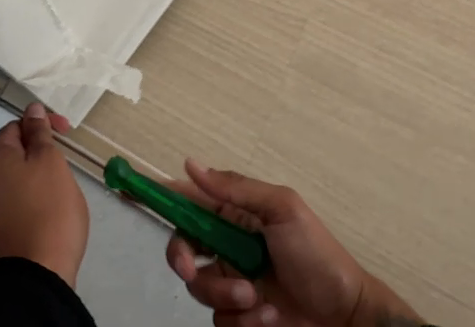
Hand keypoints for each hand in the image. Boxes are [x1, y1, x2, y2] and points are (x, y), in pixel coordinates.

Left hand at [0, 103, 90, 286]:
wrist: (38, 272)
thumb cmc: (48, 207)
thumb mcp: (49, 160)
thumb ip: (39, 131)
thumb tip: (31, 109)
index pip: (19, 124)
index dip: (44, 125)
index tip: (68, 134)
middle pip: (16, 148)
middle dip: (42, 149)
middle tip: (66, 162)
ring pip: (18, 171)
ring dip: (40, 171)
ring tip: (62, 185)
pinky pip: (17, 193)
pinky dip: (34, 192)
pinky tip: (51, 204)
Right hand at [165, 160, 420, 326]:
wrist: (348, 318)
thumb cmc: (318, 255)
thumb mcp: (282, 209)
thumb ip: (235, 189)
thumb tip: (190, 163)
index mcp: (232, 215)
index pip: (186, 199)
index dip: (155, 194)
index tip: (126, 191)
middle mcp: (226, 246)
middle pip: (180, 247)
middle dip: (184, 260)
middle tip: (195, 271)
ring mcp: (232, 283)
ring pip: (198, 288)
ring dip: (225, 295)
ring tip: (258, 300)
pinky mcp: (240, 317)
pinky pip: (219, 319)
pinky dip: (243, 321)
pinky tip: (271, 317)